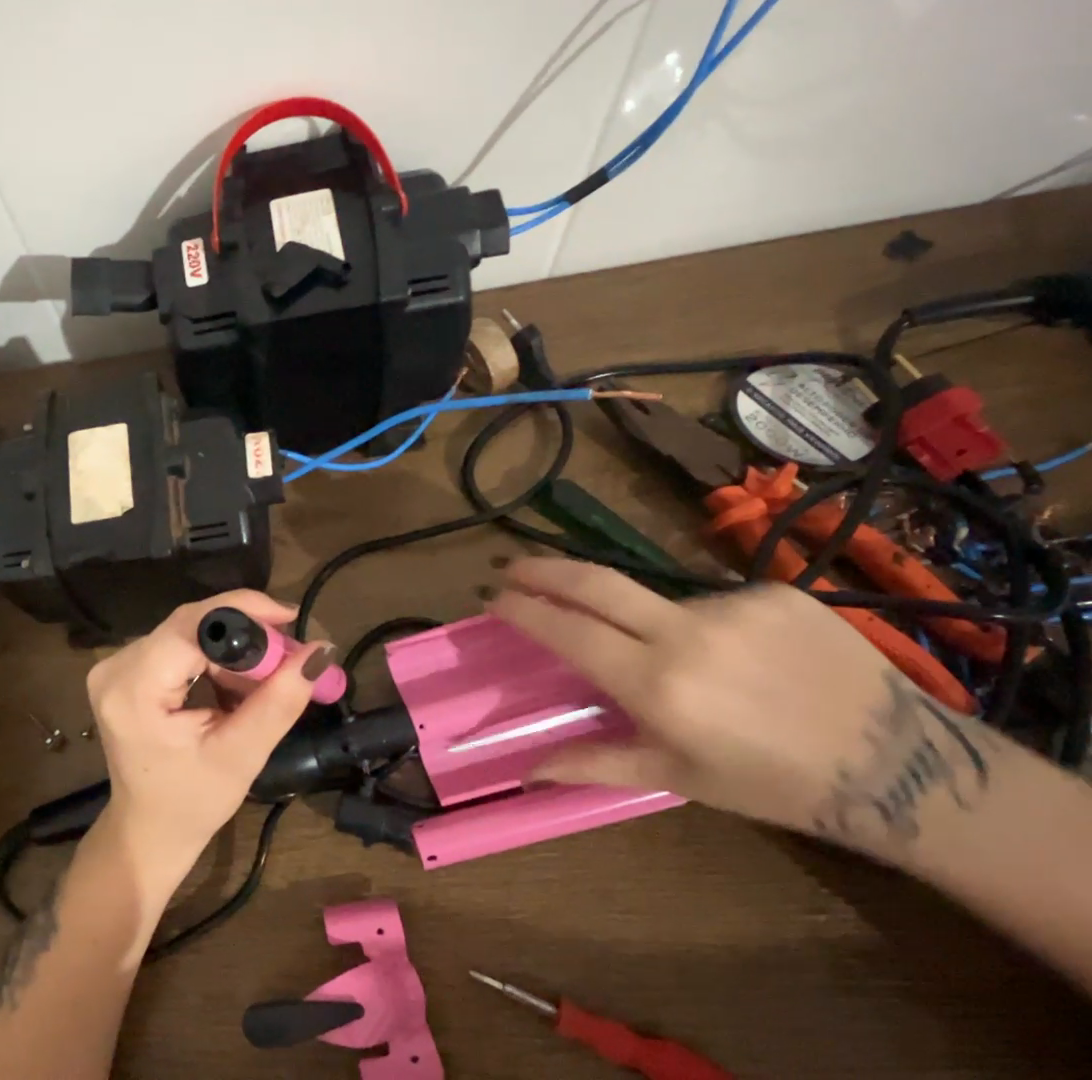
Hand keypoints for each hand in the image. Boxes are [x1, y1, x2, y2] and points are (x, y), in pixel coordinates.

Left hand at [84, 591, 333, 877]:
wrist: (149, 830)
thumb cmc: (193, 803)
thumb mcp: (241, 755)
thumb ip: (278, 701)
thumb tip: (320, 652)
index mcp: (132, 689)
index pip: (191, 626)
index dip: (243, 614)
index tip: (291, 620)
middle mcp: (116, 667)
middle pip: (189, 625)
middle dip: (245, 634)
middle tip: (291, 654)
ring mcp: (116, 667)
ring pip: (188, 633)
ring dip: (233, 649)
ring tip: (270, 676)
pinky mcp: (126, 671)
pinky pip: (179, 646)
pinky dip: (214, 659)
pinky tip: (237, 684)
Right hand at [489, 557, 919, 843]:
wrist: (901, 764)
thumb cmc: (774, 784)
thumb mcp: (678, 778)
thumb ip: (595, 763)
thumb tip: (526, 771)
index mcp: (657, 685)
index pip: (567, 630)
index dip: (523, 609)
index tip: (494, 598)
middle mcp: (688, 634)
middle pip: (595, 582)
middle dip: (542, 569)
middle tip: (511, 566)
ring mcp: (735, 605)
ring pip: (657, 599)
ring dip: (641, 618)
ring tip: (675, 659)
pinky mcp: (776, 592)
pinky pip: (713, 600)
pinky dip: (702, 623)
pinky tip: (735, 655)